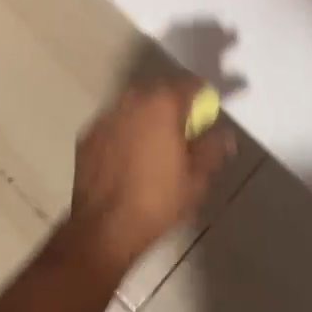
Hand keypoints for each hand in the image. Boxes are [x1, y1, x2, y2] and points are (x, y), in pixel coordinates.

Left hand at [65, 78, 234, 268]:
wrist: (102, 228)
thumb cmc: (157, 202)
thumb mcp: (196, 179)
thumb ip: (212, 148)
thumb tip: (223, 134)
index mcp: (164, 104)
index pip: (192, 83)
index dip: (205, 95)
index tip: (210, 110)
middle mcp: (133, 99)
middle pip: (161, 89)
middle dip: (175, 102)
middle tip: (185, 125)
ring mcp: (107, 115)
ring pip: (135, 104)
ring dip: (149, 114)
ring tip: (157, 140)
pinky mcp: (88, 133)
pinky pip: (115, 122)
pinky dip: (126, 129)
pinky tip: (130, 154)